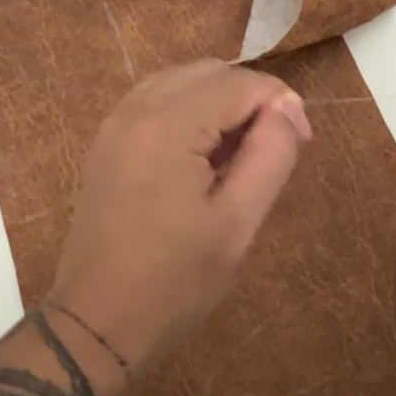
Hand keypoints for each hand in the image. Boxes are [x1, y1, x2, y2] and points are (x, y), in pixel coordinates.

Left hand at [48, 60, 312, 367]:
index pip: (239, 82)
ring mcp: (114, 123)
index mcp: (167, 124)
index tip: (300, 144)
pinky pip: (156, 102)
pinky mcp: (106, 142)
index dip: (280, 104)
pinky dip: (188, 112)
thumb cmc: (173, 282)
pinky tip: (200, 157)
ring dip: (219, 104)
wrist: (96, 322)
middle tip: (271, 151)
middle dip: (249, 99)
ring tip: (238, 156)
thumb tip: (287, 108)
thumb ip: (270, 155)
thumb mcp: (236, 224)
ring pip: (181, 82)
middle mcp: (135, 109)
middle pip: (209, 72)